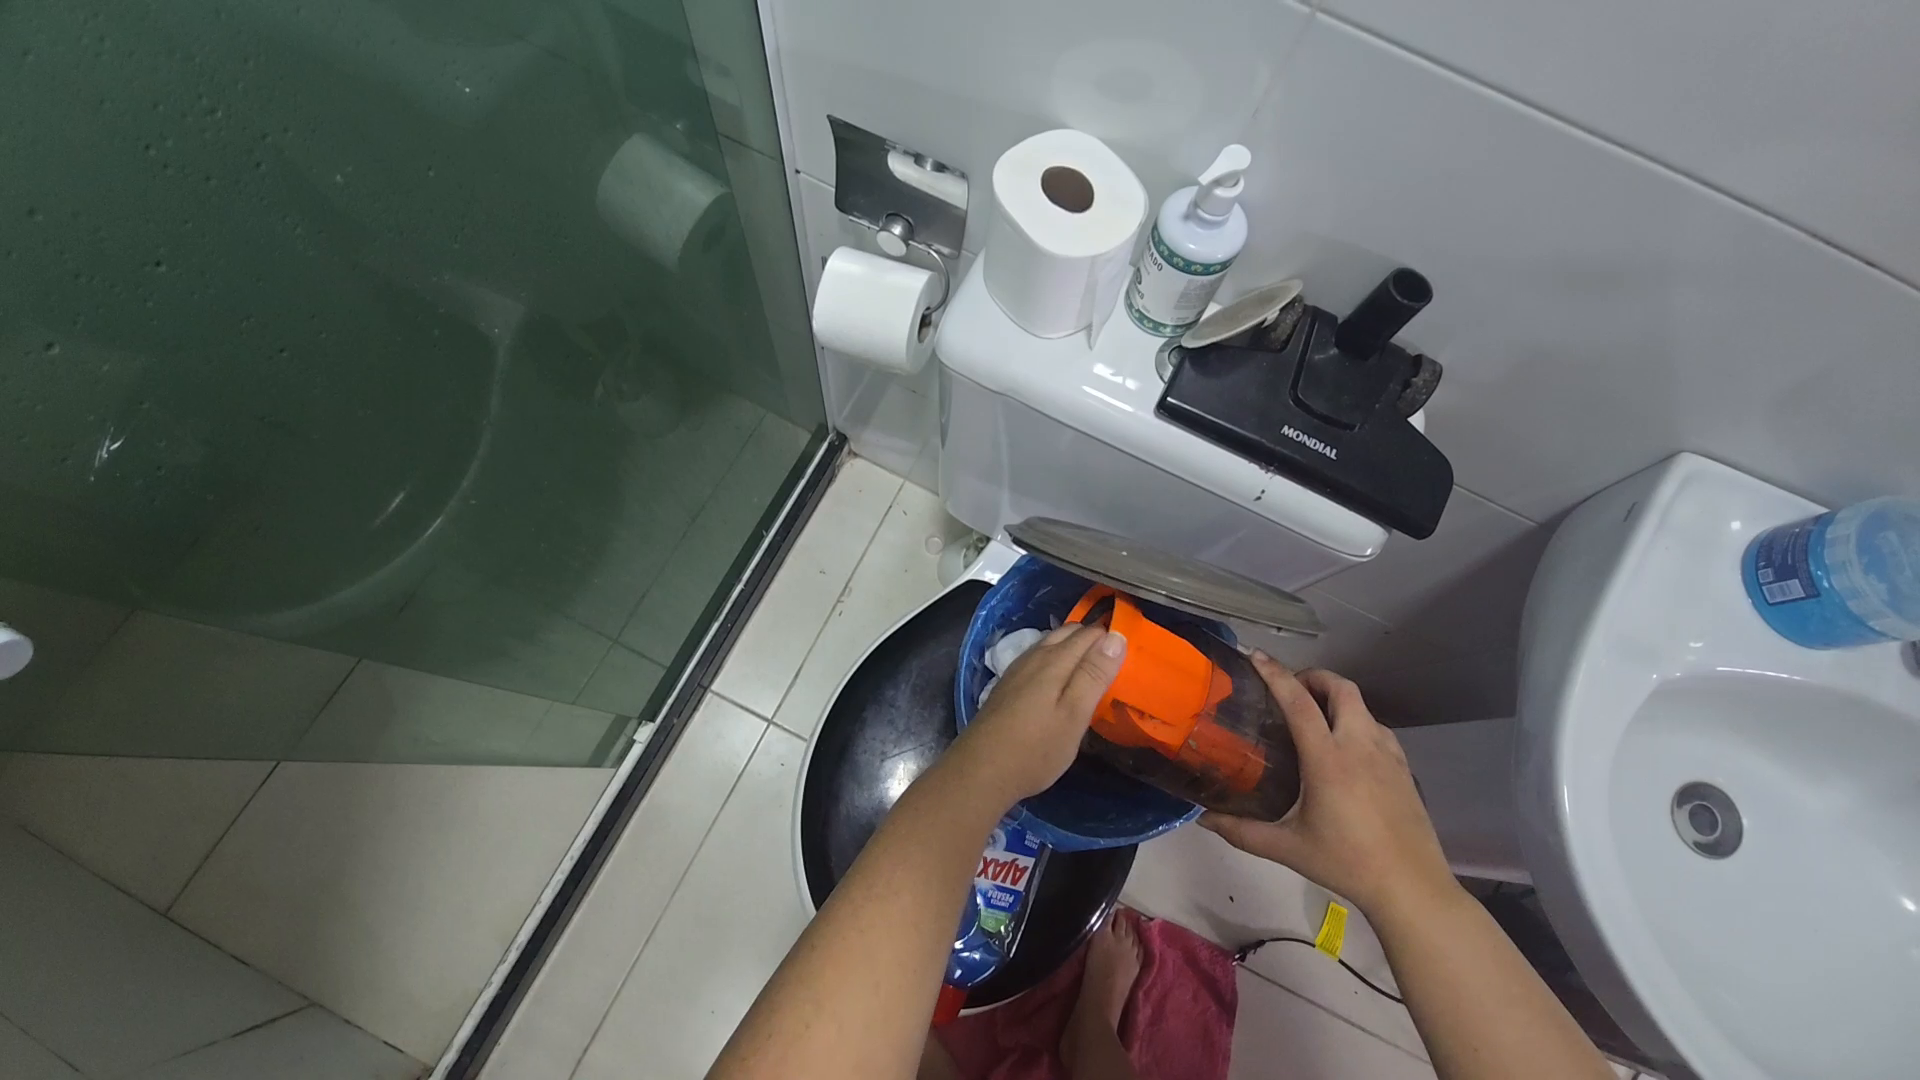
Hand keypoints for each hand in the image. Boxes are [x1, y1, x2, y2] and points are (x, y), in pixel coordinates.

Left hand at [946, 623, 1126, 806]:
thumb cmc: (1035, 748)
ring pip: (1050, 645)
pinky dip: (1056, 660)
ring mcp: (1017, 672)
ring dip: (1073, 648)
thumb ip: (1094, 674)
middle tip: (1119, 654)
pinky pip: (1038, 660)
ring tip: (1095, 663)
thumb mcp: (1074, 714)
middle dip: (1092, 638)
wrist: (980, 771)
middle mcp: (1033, 658)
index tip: (1134, 645)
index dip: (1111, 635)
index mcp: (1054, 661)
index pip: (1089, 634)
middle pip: (1067, 634)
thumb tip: (1116, 636)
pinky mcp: (1007, 687)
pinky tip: (1061, 679)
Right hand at [1200, 653, 1457, 918]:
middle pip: (1341, 688)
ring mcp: (1387, 755)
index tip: (1256, 656)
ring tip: (1313, 717)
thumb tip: (1202, 818)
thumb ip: (1241, 830)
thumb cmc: (1346, 863)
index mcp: (1328, 760)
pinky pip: (1377, 728)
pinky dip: (1356, 721)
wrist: (1412, 887)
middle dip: (1313, 677)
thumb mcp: (1286, 848)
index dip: (1276, 674)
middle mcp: (1360, 746)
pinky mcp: (1404, 768)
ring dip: (1336, 699)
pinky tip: (1345, 748)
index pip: (1299, 702)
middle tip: (1289, 689)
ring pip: (1362, 706)